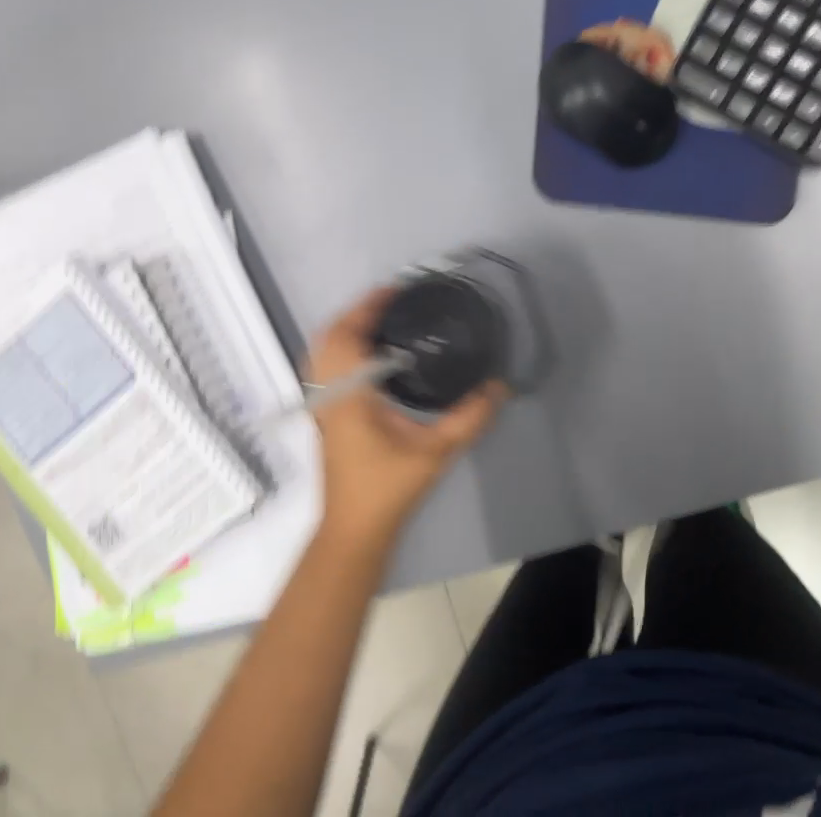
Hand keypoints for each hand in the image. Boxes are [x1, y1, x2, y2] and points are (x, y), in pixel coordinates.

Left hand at [307, 288, 506, 545]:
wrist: (353, 531)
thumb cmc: (388, 488)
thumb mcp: (436, 451)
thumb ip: (469, 417)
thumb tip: (499, 386)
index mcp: (348, 394)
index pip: (347, 334)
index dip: (368, 307)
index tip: (398, 290)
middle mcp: (327, 393)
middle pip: (328, 336)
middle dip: (358, 312)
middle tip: (395, 301)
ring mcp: (321, 406)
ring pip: (323, 353)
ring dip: (348, 330)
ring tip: (385, 321)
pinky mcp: (325, 418)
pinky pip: (326, 368)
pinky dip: (343, 350)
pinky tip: (374, 356)